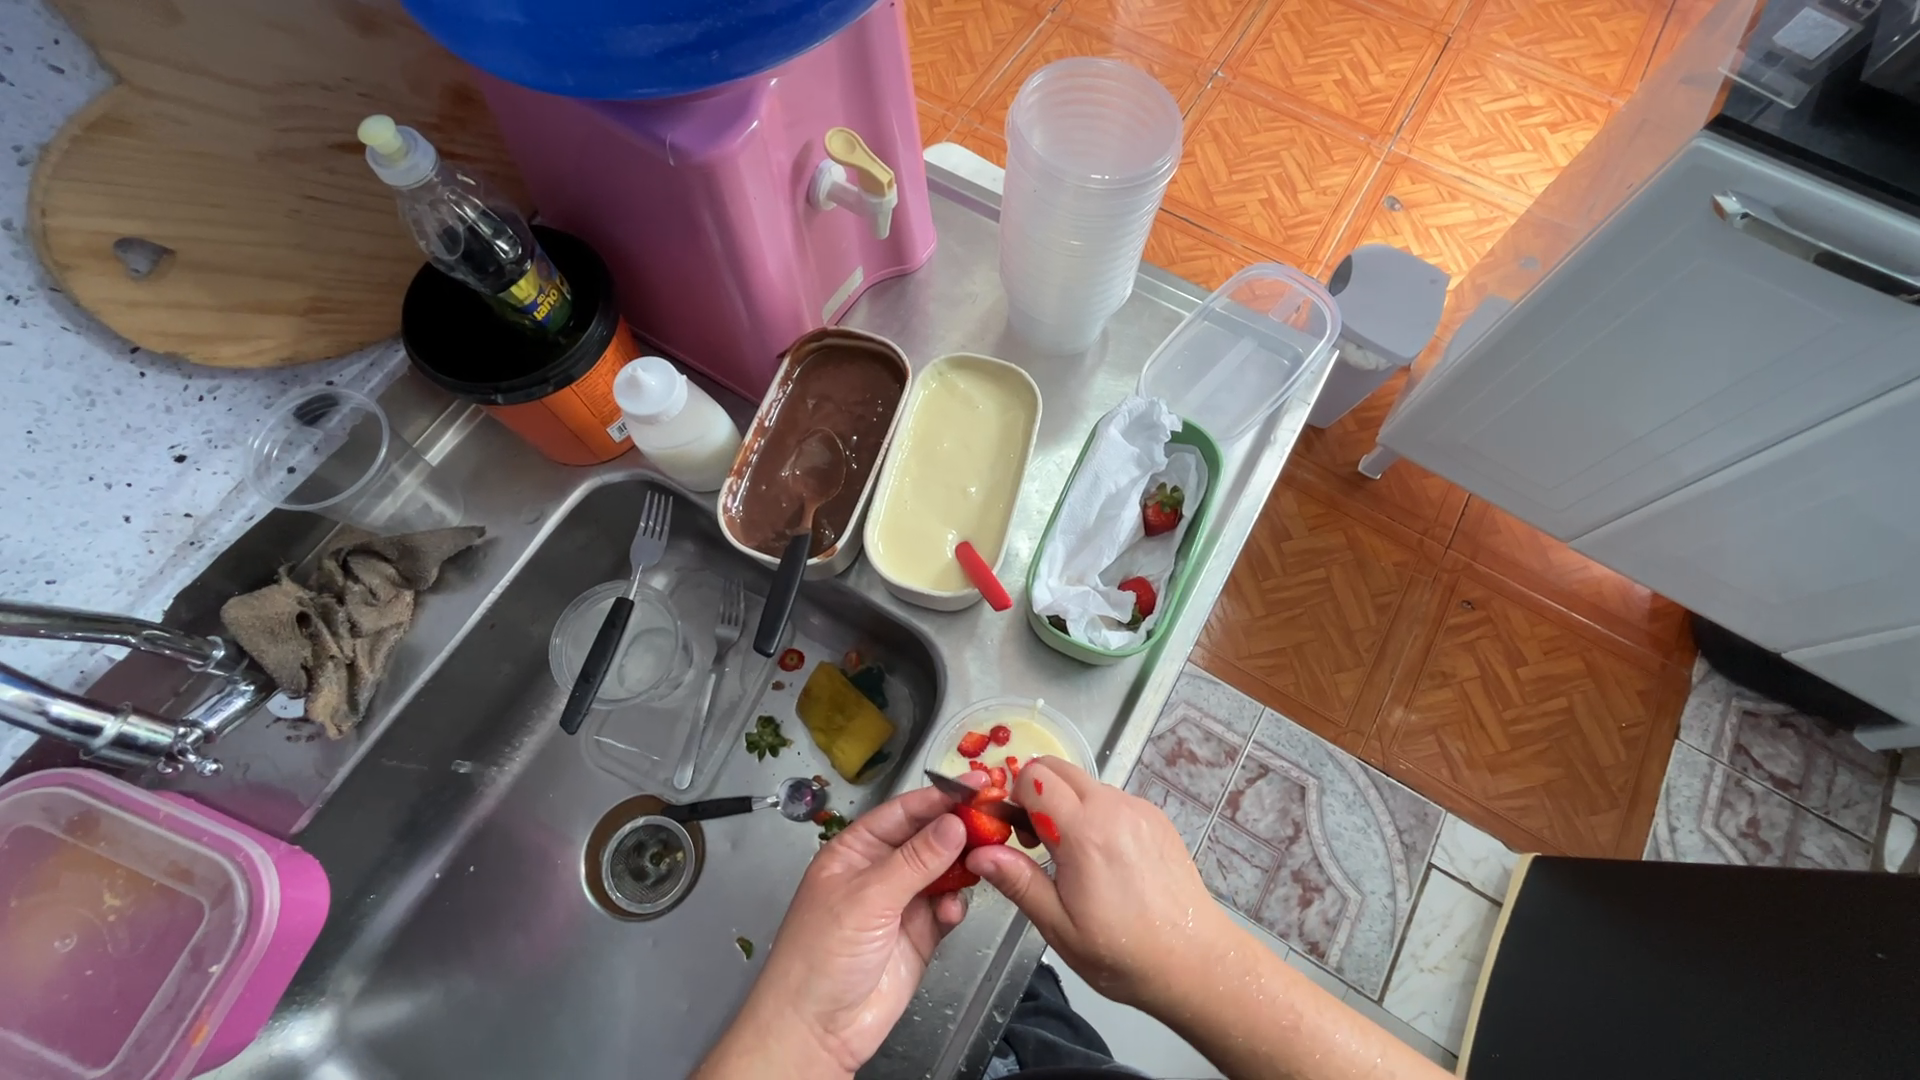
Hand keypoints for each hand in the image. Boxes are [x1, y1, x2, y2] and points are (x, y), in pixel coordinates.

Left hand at [695, 785, 971, 1079]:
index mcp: (857, 850)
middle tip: (991, 820)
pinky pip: (947, 908)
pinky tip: (951, 911)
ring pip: (943, 871)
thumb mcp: (867, 898)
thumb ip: (915, 860)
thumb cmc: (818, 957)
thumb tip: (953, 823)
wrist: (816, 1032)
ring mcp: (901, 903)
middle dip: (957, 829)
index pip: (903, 811)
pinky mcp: (919, 935)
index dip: (939, 797)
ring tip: (982, 860)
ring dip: (961, 867)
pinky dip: (955, 906)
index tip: (973, 786)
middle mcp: (880, 870)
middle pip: (928, 838)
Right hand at [966, 756, 1232, 1011]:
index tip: (1017, 835)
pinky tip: (1105, 858)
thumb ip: (1018, 882)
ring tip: (1073, 856)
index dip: (1015, 798)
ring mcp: (1138, 808)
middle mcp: (1112, 807)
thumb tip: (977, 853)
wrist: (1198, 963)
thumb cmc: (1124, 954)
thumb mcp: (1060, 927)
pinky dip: (1095, 813)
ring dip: (1066, 804)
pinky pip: (1111, 797)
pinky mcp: (1155, 816)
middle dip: (1036, 792)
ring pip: (1084, 782)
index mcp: (1084, 831)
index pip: (1034, 776)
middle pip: (1057, 766)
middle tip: (1037, 842)